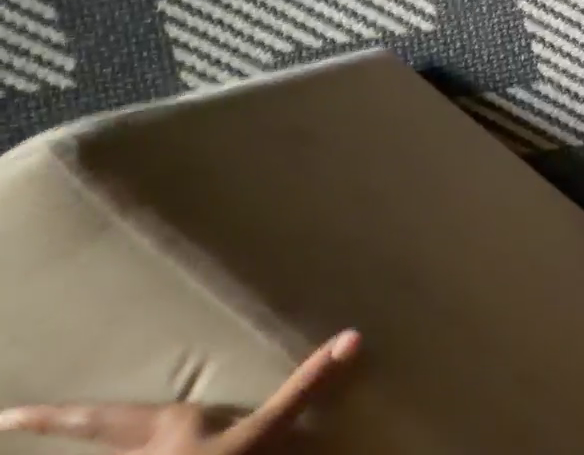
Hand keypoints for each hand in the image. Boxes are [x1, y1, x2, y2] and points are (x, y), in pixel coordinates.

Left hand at [0, 330, 359, 453]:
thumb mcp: (265, 433)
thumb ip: (303, 388)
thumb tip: (353, 336)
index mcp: (165, 430)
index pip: (107, 418)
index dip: (59, 416)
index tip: (6, 414)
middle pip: (98, 447)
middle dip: (69, 432)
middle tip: (22, 422)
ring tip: (83, 451)